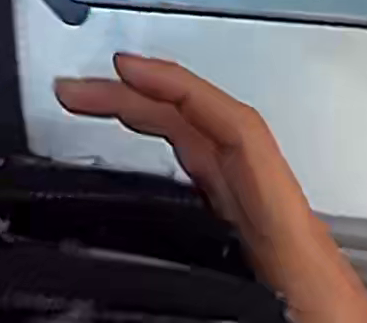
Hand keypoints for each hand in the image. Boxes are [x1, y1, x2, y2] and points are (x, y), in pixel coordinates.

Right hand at [55, 54, 366, 322]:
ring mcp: (265, 222)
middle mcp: (275, 214)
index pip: (235, 131)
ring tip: (92, 103)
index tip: (127, 69)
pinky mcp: (254, 239)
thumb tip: (148, 302)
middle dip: (133, 96)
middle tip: (76, 91)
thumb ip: (226, 309)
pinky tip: (141, 148)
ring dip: (143, 113)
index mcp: (290, 235)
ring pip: (199, 143)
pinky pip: (204, 171)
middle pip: (201, 127)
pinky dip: (164, 145)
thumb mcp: (288, 321)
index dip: (178, 87)